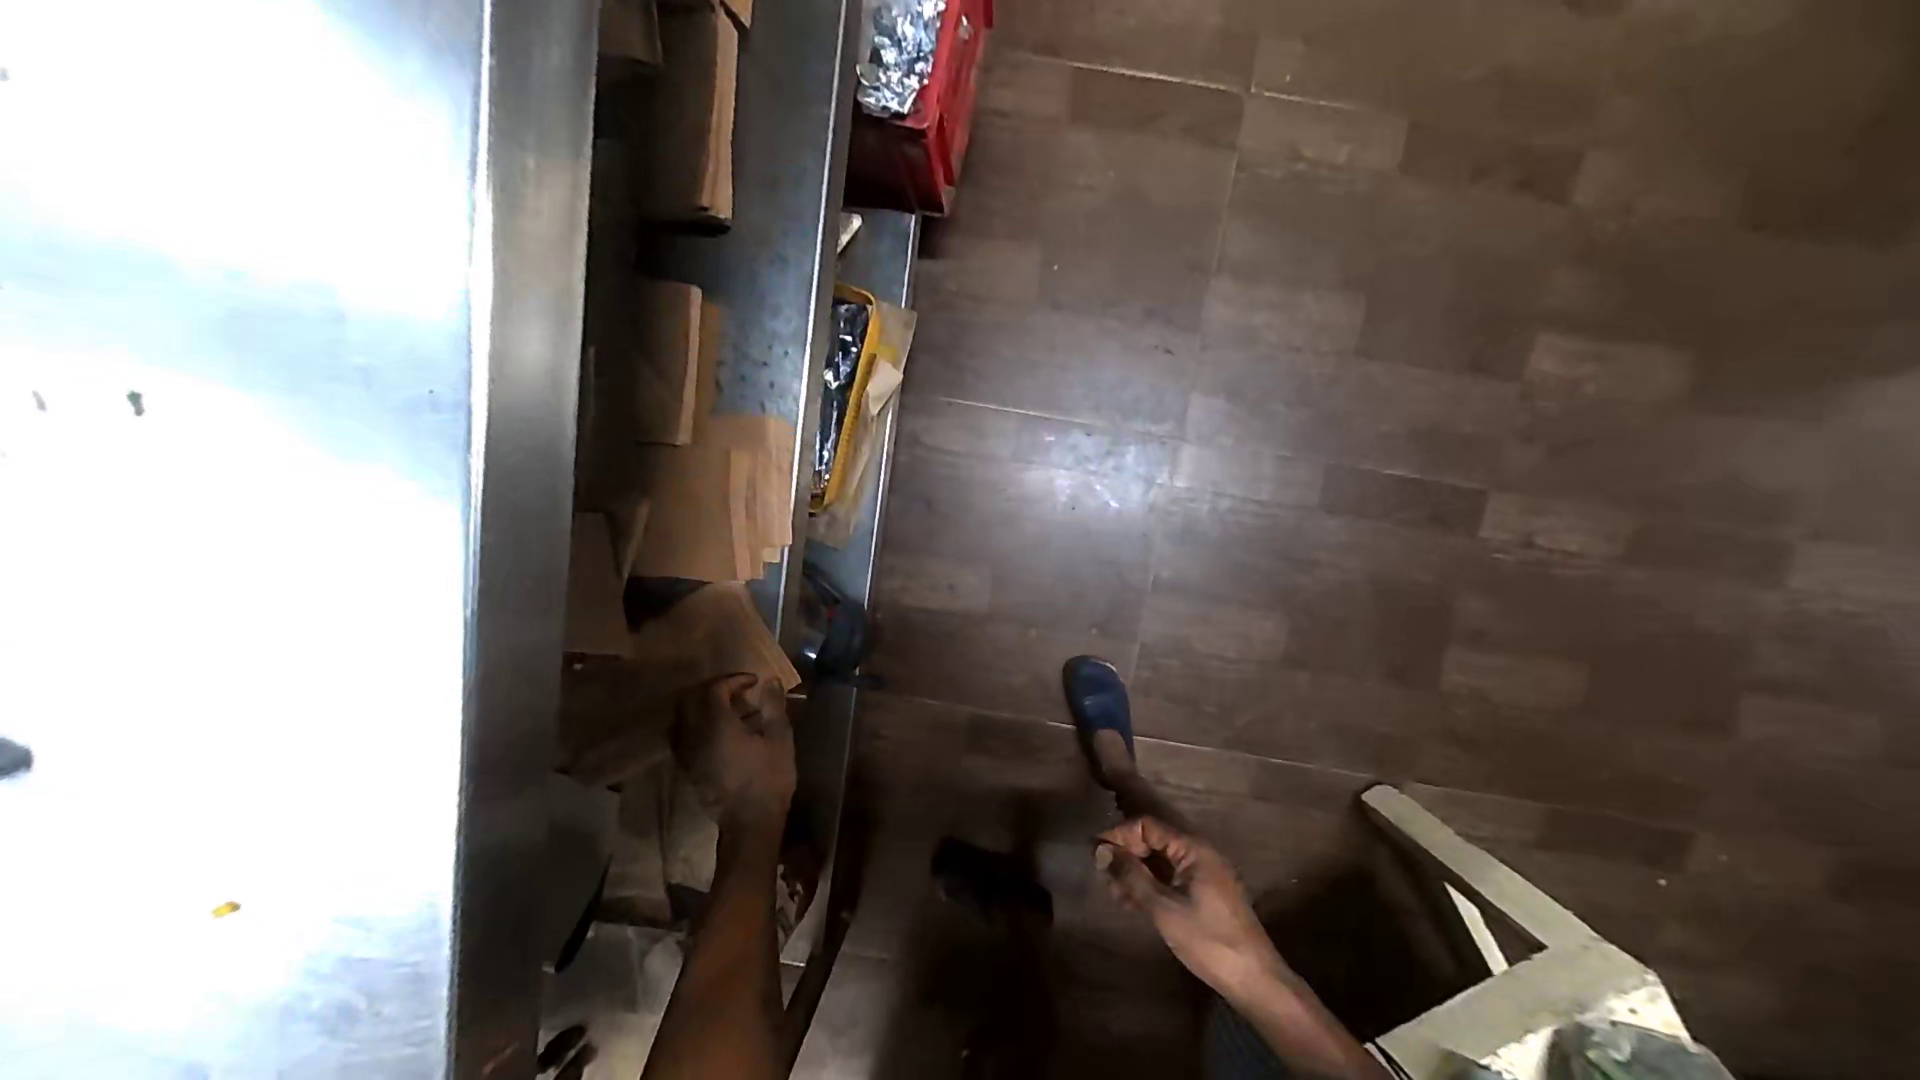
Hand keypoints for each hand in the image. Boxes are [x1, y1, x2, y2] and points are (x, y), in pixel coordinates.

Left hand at [674, 673, 795, 827]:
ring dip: (702, 706)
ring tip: (728, 709)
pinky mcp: (687, 767)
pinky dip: (696, 724)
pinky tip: (717, 731)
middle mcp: (694, 736)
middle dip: (714, 689)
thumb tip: (771, 681)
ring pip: (683, 717)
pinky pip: (683, 735)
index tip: (754, 682)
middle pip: (692, 699)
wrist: (750, 822)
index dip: (733, 680)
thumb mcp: (780, 738)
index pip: (714, 689)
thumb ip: (773, 706)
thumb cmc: (769, 778)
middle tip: (739, 691)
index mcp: (717, 726)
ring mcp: (686, 753)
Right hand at [1095, 817, 1287, 998]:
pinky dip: (1150, 884)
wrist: (1256, 982)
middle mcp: (1199, 853)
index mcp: (1194, 849)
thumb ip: (1132, 876)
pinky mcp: (1205, 893)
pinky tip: (1131, 901)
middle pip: (1154, 840)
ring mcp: (1204, 873)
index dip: (1120, 835)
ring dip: (1135, 871)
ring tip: (1113, 891)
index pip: (1148, 825)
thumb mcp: (1164, 908)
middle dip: (1126, 854)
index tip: (1096, 853)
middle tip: (1102, 874)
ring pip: (1161, 860)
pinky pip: (1170, 877)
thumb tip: (1101, 850)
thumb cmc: (1209, 940)